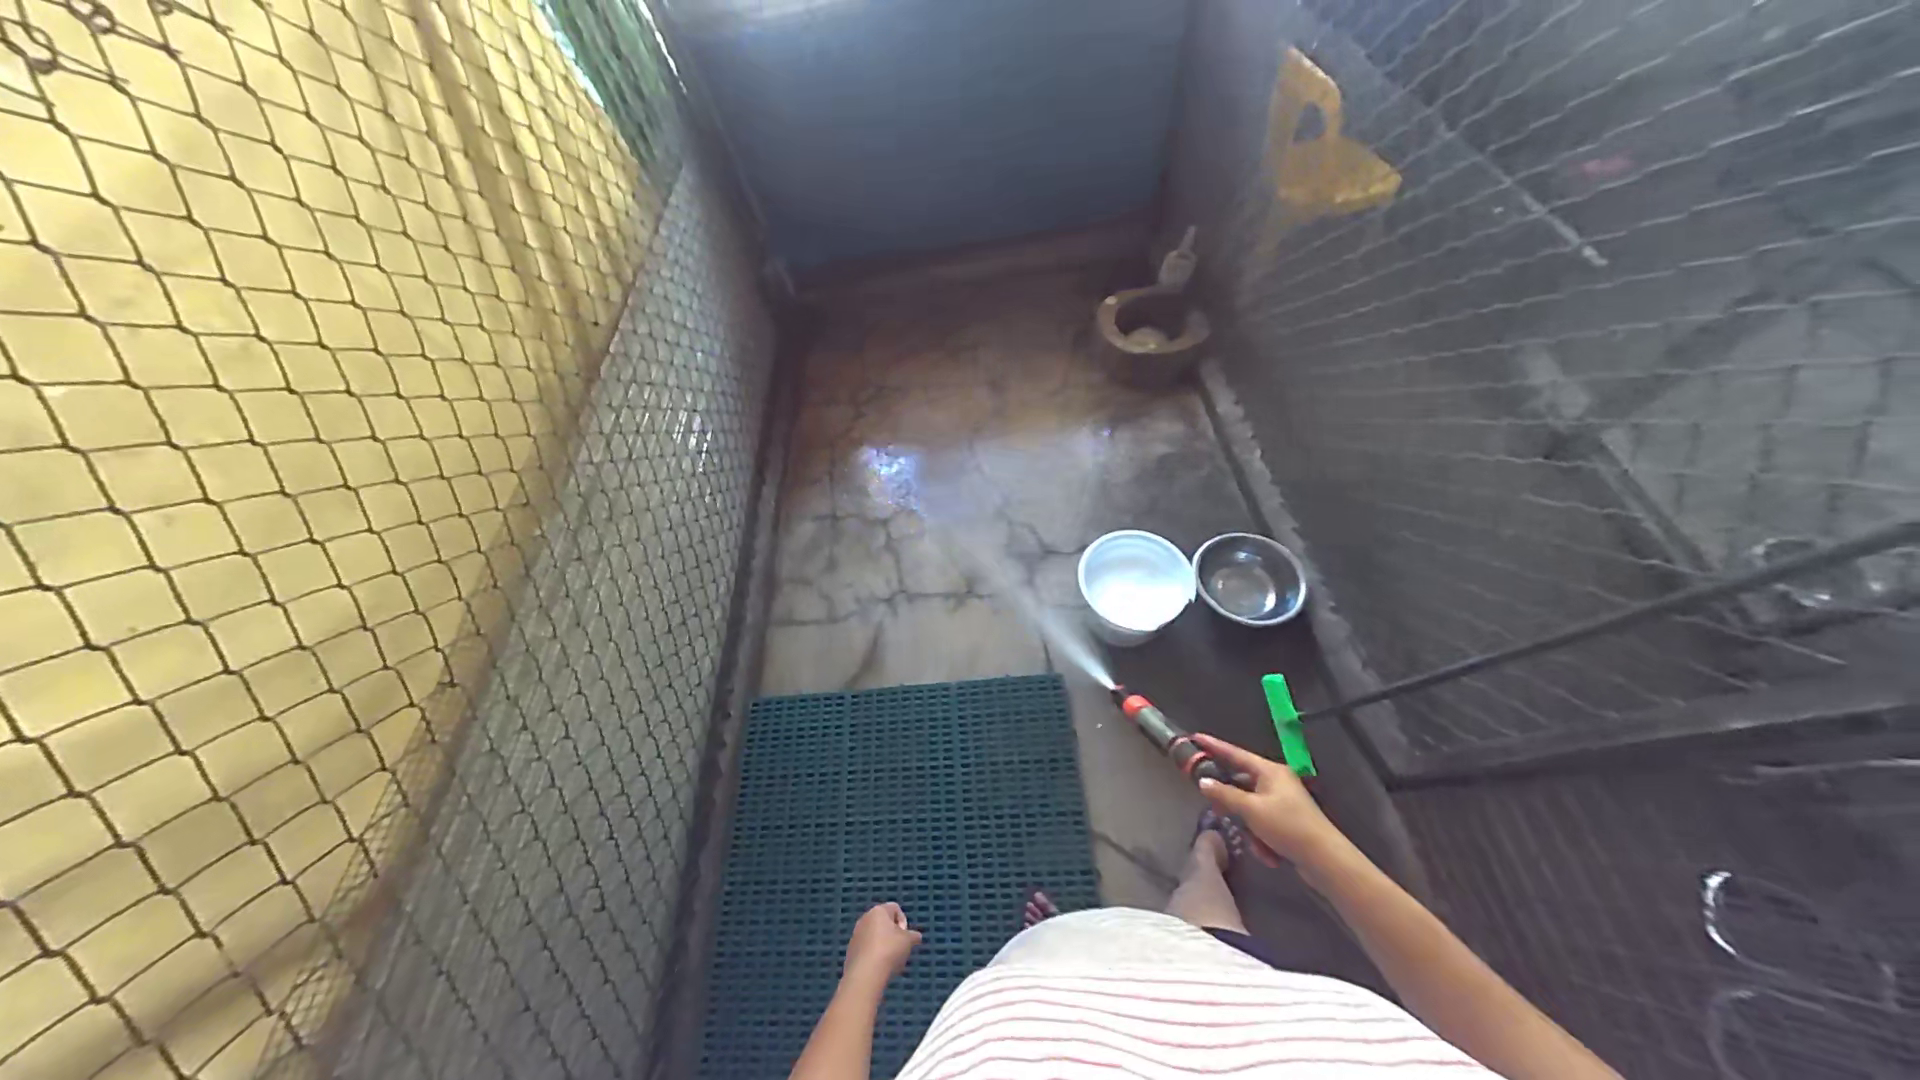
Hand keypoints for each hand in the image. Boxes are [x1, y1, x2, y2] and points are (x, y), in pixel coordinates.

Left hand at [842, 903, 921, 987]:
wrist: (865, 974)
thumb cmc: (889, 950)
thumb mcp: (908, 942)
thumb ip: (913, 936)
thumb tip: (916, 936)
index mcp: (878, 911)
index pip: (895, 908)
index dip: (903, 921)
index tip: (905, 937)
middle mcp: (865, 918)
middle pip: (883, 922)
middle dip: (893, 934)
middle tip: (899, 948)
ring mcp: (856, 934)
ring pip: (874, 935)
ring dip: (883, 944)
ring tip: (889, 960)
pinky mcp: (851, 950)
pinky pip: (866, 948)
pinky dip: (873, 954)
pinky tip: (878, 967)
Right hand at [1193, 733, 1344, 866]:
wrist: (1326, 860)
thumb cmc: (1288, 826)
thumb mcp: (1251, 810)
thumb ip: (1224, 795)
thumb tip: (1203, 782)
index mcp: (1269, 771)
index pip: (1234, 753)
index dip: (1214, 746)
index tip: (1195, 737)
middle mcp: (1276, 781)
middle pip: (1240, 783)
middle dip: (1231, 803)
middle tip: (1217, 811)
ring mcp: (1282, 801)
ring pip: (1249, 807)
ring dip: (1249, 827)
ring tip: (1257, 844)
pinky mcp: (1286, 820)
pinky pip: (1261, 822)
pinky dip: (1261, 837)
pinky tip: (1269, 853)